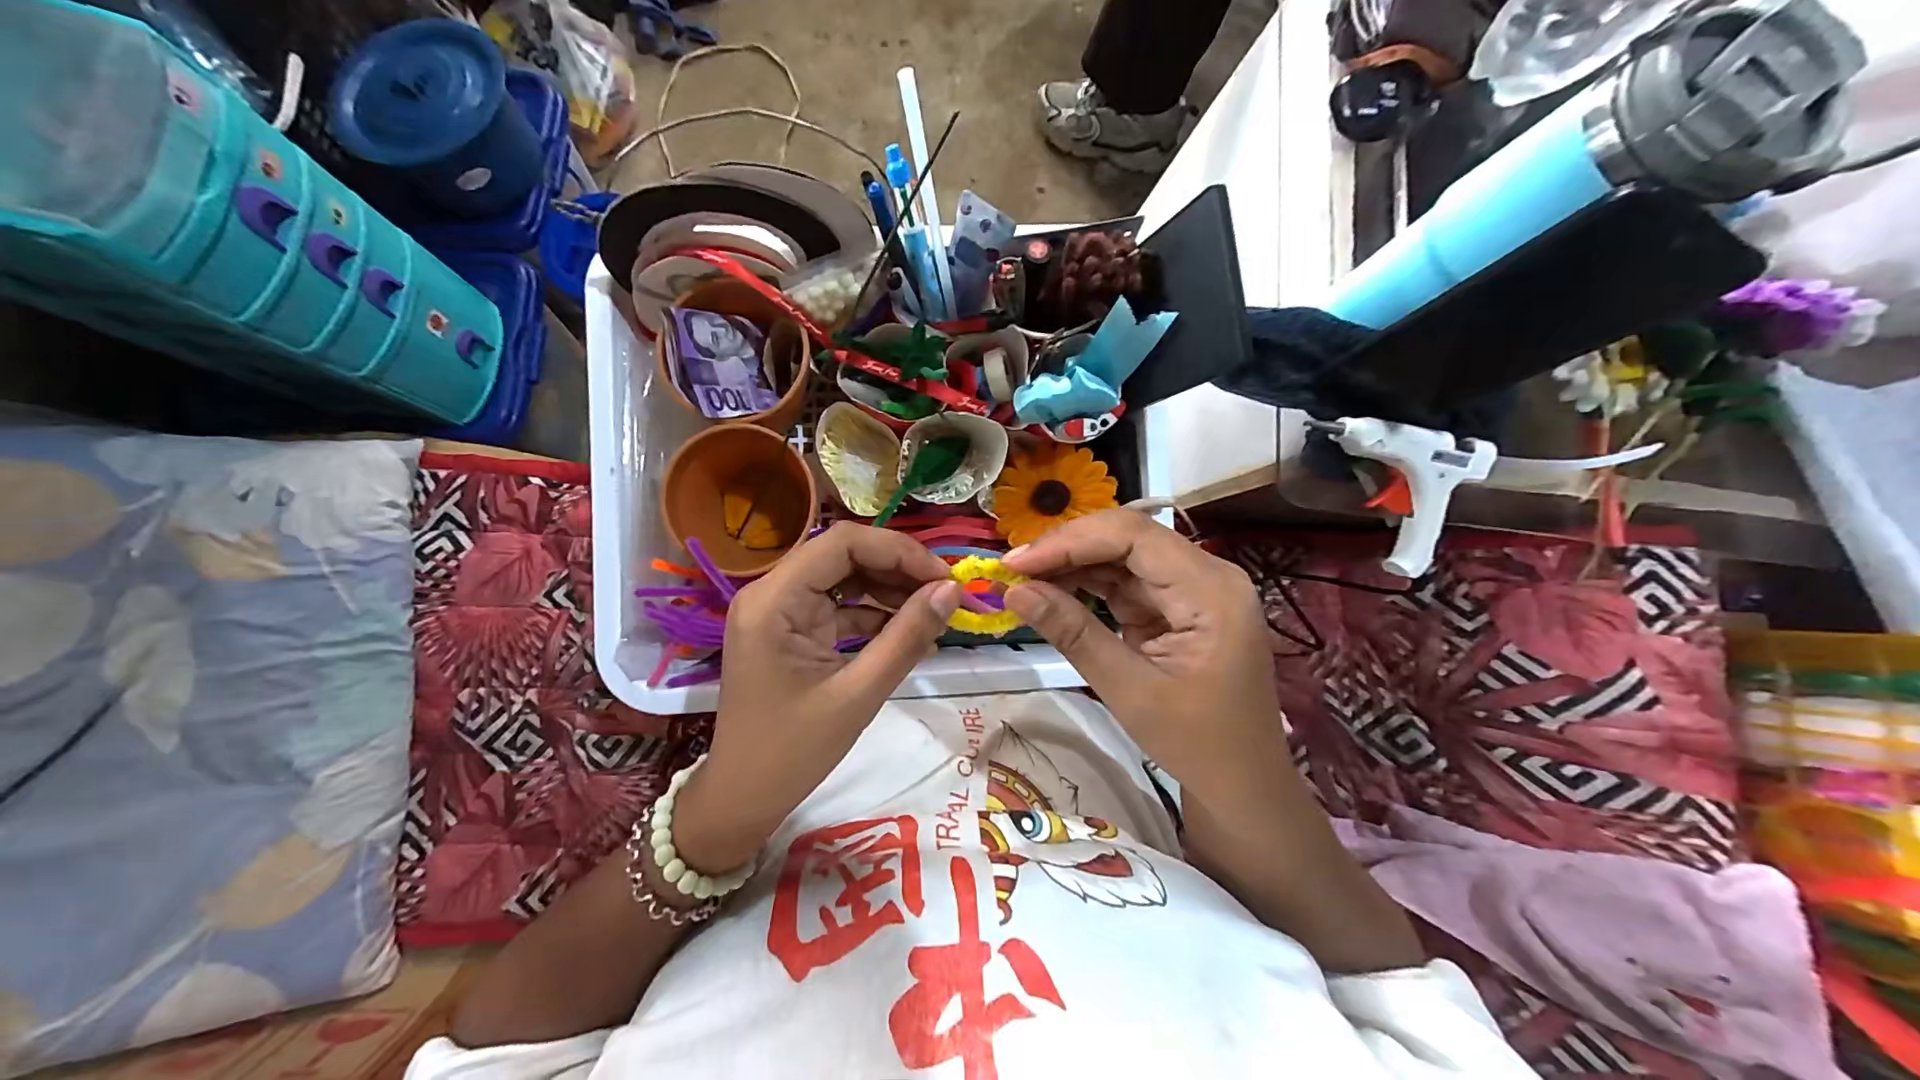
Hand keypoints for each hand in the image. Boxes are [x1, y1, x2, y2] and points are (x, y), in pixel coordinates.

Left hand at [674, 523, 961, 873]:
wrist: (743, 799)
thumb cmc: (792, 751)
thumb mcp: (858, 694)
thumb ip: (906, 637)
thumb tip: (952, 591)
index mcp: (773, 600)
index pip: (843, 543)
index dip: (899, 551)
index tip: (944, 577)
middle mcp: (771, 593)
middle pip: (844, 556)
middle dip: (898, 570)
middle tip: (946, 594)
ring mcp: (779, 612)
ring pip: (844, 579)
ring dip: (890, 591)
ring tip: (934, 613)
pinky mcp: (791, 631)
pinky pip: (839, 607)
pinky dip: (875, 616)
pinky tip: (910, 633)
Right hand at [1002, 509, 1286, 799]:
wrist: (1242, 781)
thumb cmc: (1196, 743)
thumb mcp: (1130, 690)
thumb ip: (1073, 633)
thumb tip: (1014, 591)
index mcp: (1211, 591)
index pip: (1133, 537)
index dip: (1070, 541)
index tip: (1017, 562)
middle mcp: (1208, 575)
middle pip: (1129, 539)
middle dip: (1068, 549)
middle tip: (1013, 570)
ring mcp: (1194, 588)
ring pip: (1124, 556)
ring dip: (1073, 565)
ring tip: (1024, 580)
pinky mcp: (1178, 604)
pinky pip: (1128, 580)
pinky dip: (1089, 585)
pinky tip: (1054, 590)